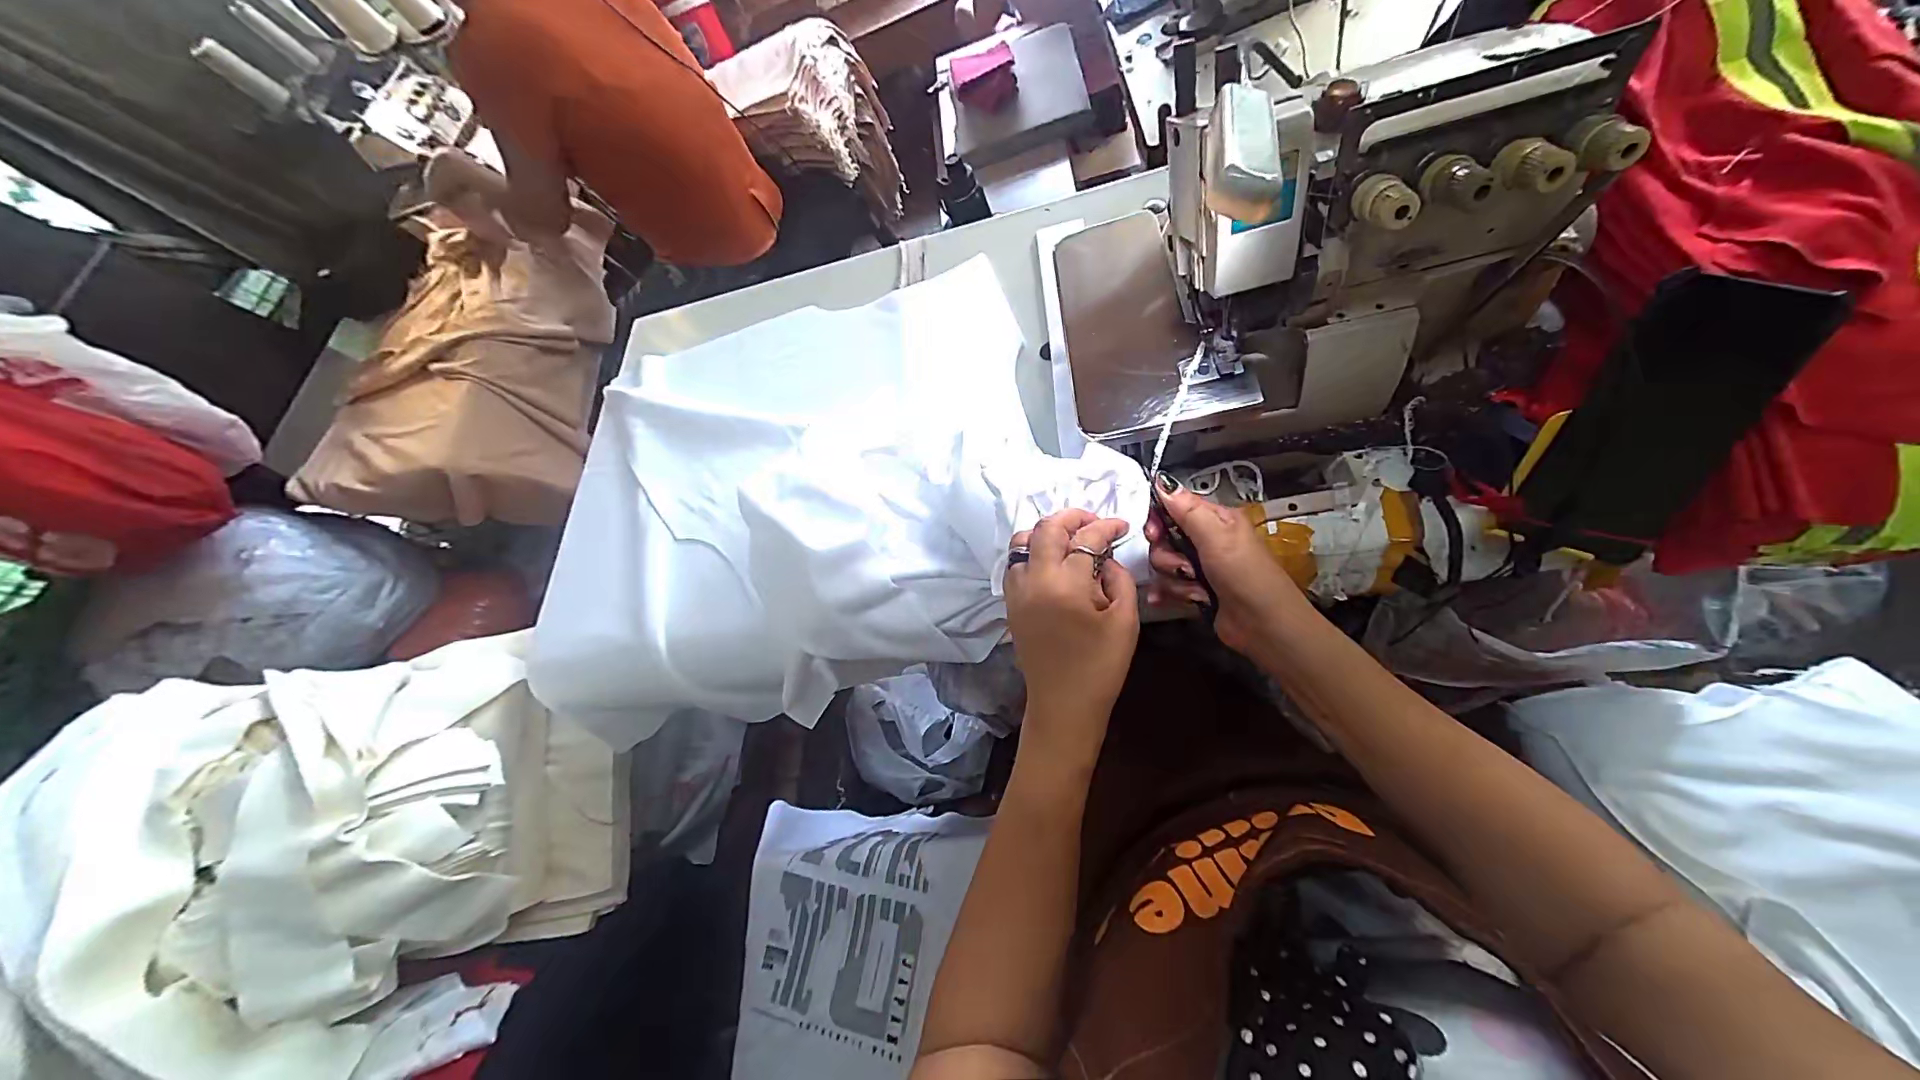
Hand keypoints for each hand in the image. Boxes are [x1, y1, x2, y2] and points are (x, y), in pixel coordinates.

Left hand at [1004, 510, 1138, 765]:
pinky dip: (1032, 551)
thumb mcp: (1125, 621)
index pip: (1086, 539)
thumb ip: (1119, 579)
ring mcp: (1017, 591)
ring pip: (1022, 541)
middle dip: (1073, 517)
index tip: (1122, 526)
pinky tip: (1054, 561)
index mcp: (1065, 585)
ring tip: (1072, 540)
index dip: (1107, 526)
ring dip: (1047, 532)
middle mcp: (1034, 581)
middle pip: (1046, 529)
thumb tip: (1106, 557)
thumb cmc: (1101, 667)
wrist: (1063, 704)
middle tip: (1095, 523)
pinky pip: (1015, 563)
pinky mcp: (1010, 603)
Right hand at [1145, 485, 1305, 660]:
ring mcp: (1200, 567)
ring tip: (1195, 588)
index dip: (1158, 519)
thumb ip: (1187, 510)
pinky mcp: (1196, 591)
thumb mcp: (1217, 536)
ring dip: (1173, 579)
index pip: (1173, 508)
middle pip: (1164, 539)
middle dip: (1166, 555)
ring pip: (1164, 565)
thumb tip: (1163, 481)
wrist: (1263, 625)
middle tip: (1182, 567)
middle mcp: (1206, 541)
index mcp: (1215, 520)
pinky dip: (1168, 594)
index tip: (1155, 533)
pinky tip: (1172, 600)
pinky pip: (1168, 586)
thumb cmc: (1245, 576)